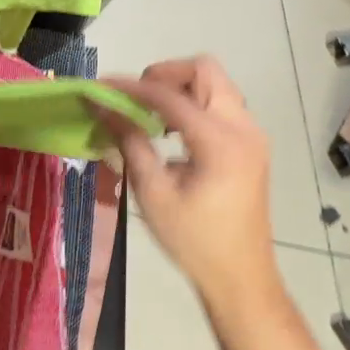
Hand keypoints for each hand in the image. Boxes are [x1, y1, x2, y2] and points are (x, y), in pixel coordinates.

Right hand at [98, 57, 276, 306]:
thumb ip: (129, 140)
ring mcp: (251, 136)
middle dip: (163, 75)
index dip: (129, 87)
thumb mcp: (153, 191)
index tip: (98, 88)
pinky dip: (190, 103)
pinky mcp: (249, 145)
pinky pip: (219, 103)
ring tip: (147, 114)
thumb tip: (100, 105)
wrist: (241, 278)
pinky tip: (167, 130)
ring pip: (213, 84)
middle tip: (134, 97)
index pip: (169, 96)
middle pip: (204, 70)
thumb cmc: (193, 239)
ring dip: (178, 88)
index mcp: (220, 142)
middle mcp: (243, 129)